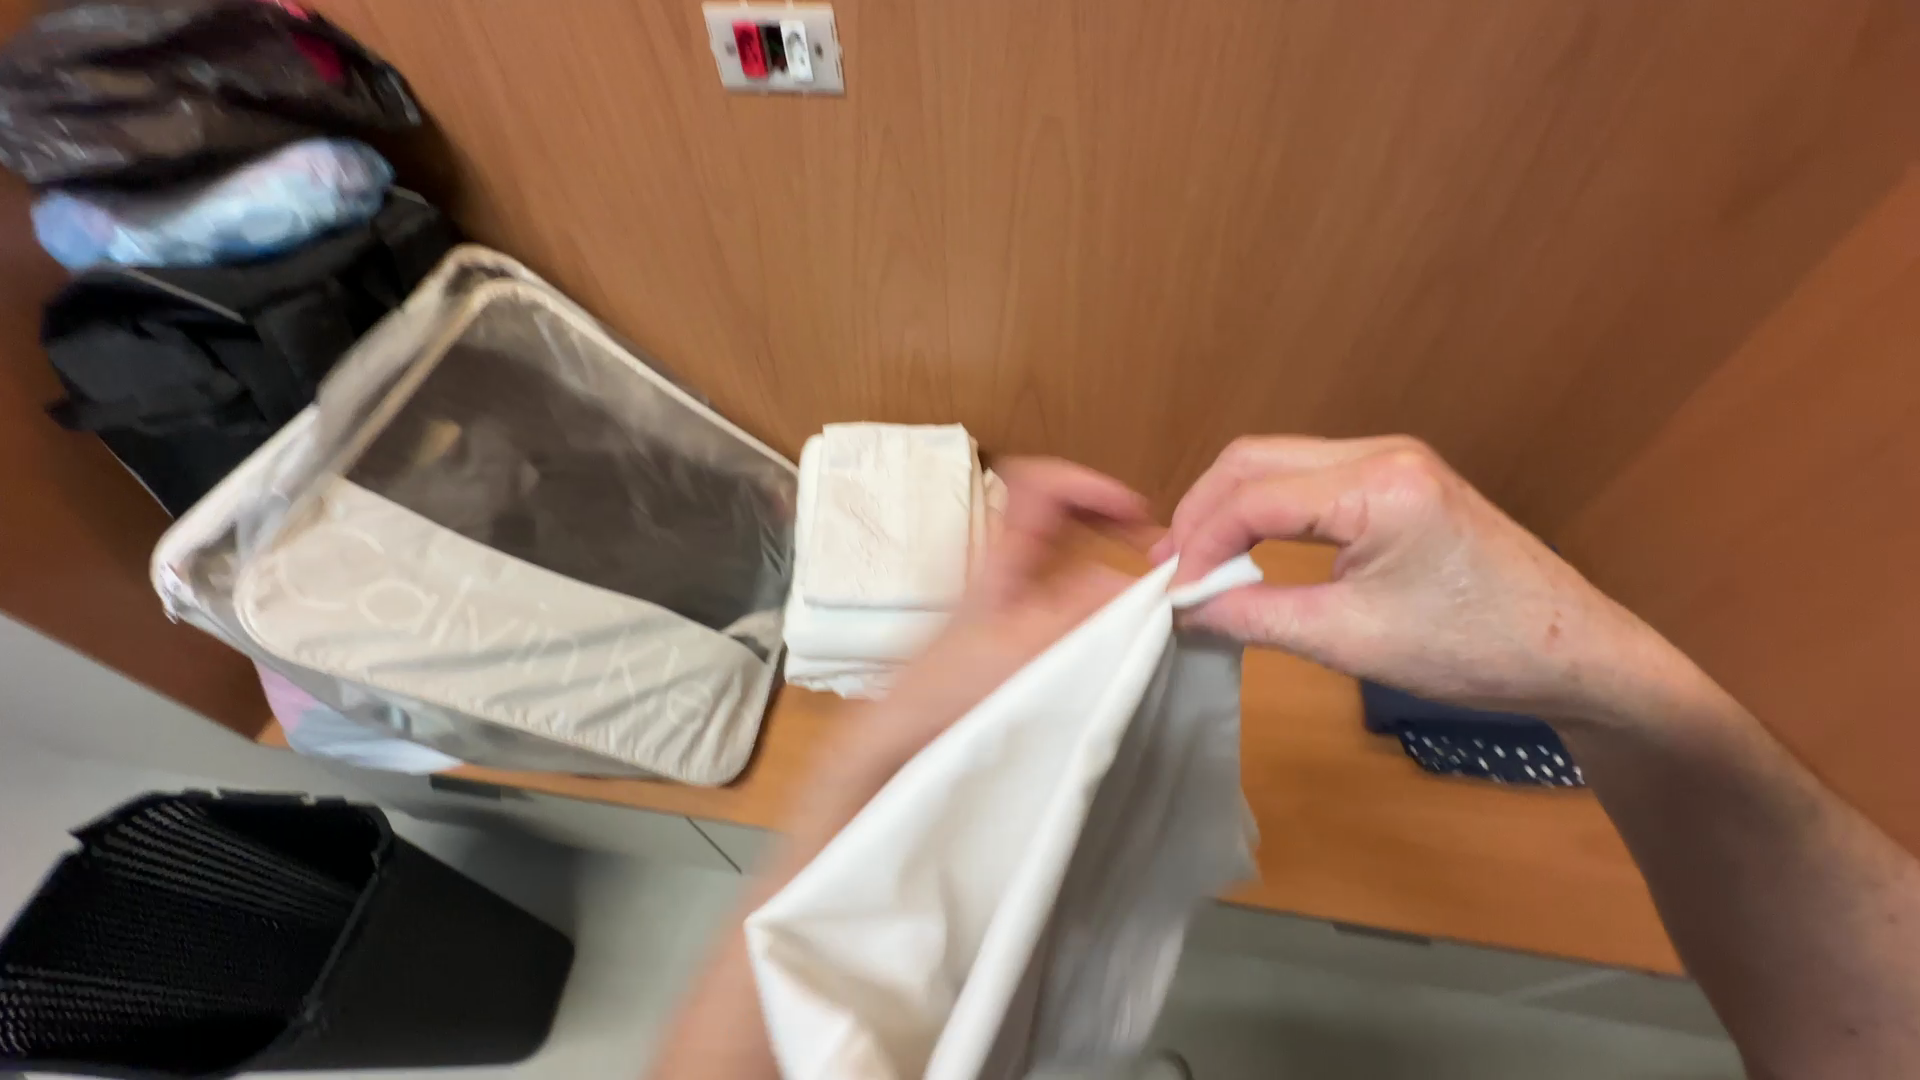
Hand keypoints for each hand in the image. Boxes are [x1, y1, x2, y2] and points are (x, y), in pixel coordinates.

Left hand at [859, 457, 1151, 751]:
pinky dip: (1092, 583)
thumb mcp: (1025, 647)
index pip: (1040, 484)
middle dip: (1103, 513)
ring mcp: (1008, 590)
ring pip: (1061, 546)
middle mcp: (1005, 563)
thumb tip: (1135, 583)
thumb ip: (1082, 611)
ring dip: (1101, 546)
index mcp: (1003, 556)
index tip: (1133, 510)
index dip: (1088, 483)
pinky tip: (1109, 611)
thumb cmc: (953, 685)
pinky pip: (1061, 583)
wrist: (909, 728)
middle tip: (1145, 538)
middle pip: (1056, 508)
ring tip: (1139, 571)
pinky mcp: (1012, 619)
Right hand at [1153, 435, 1682, 720]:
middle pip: (1252, 458)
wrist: (1577, 655)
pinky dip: (1261, 507)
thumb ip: (1252, 616)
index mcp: (1376, 486)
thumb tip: (1185, 610)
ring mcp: (1390, 457)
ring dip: (1227, 505)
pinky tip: (1246, 543)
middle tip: (1173, 566)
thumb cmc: (1470, 651)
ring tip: (1198, 556)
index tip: (1172, 592)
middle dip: (1201, 511)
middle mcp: (1379, 451)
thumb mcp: (1346, 639)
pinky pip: (1303, 477)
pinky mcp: (1394, 476)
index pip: (1252, 498)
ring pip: (1273, 461)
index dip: (1199, 544)